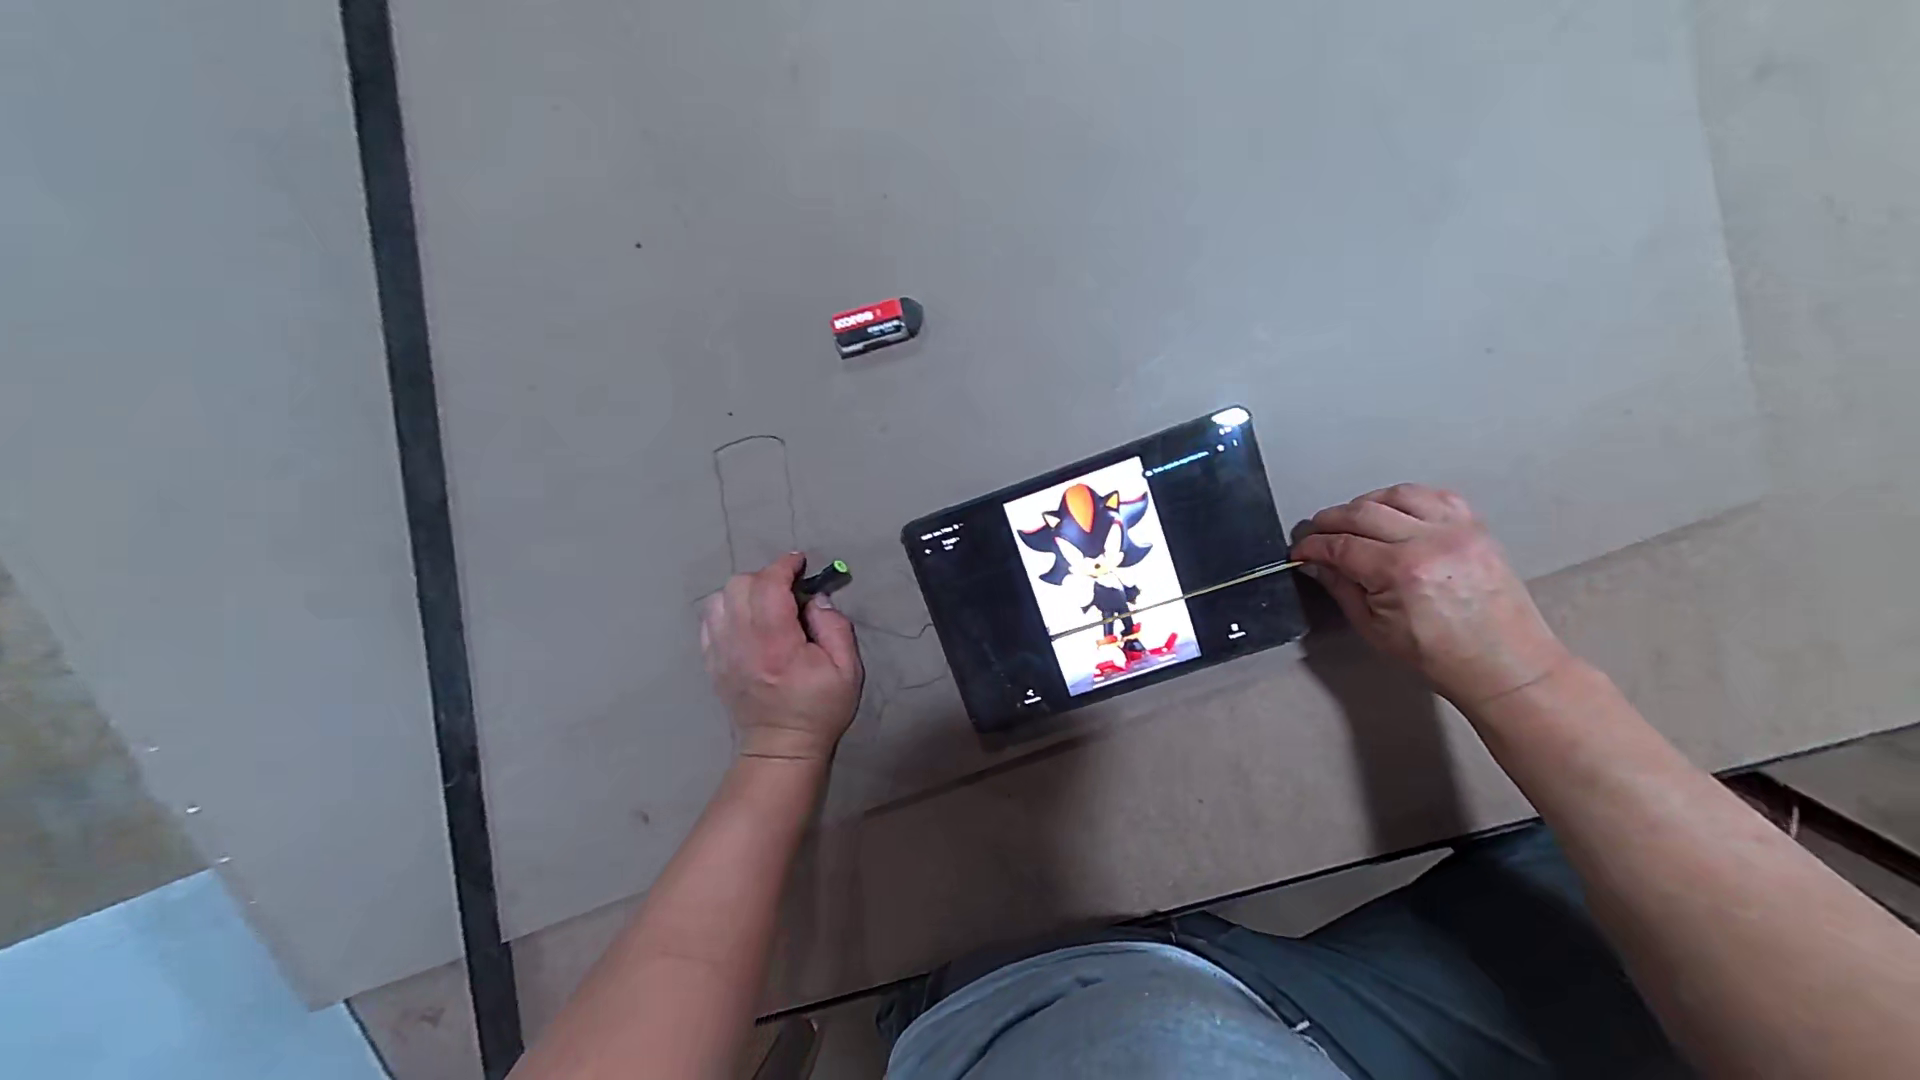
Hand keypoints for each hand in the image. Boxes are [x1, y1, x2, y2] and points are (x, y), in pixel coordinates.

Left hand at [700, 554, 863, 762]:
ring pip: (719, 599)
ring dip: (743, 591)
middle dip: (765, 576)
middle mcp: (742, 644)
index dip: (783, 566)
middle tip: (787, 588)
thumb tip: (816, 598)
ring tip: (765, 603)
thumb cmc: (820, 709)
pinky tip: (746, 619)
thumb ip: (835, 627)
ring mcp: (721, 653)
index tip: (799, 562)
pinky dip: (727, 609)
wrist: (781, 747)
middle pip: (739, 586)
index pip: (769, 587)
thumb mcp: (847, 669)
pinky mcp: (712, 662)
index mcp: (777, 645)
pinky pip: (708, 620)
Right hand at [1292, 484, 1571, 707]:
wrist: (1503, 664)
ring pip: (1396, 495)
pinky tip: (1392, 513)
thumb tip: (1314, 564)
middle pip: (1362, 512)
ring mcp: (1458, 530)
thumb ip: (1340, 587)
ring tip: (1350, 521)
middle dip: (1329, 520)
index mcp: (1401, 571)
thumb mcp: (1372, 627)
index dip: (1312, 546)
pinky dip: (1405, 499)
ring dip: (1365, 503)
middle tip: (1315, 533)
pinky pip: (1434, 496)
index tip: (1299, 552)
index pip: (1340, 544)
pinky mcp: (1476, 528)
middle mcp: (1430, 541)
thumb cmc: (1438, 655)